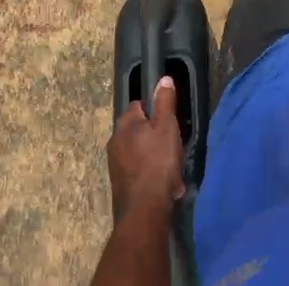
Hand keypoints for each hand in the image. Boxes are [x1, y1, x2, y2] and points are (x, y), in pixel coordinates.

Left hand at [108, 75, 183, 220]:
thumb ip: (165, 102)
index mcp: (125, 123)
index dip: (156, 112)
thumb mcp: (167, 127)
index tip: (169, 123)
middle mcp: (115, 140)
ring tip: (172, 172)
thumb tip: (163, 78)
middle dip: (157, 137)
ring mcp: (115, 163)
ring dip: (156, 158)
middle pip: (140, 130)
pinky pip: (138, 170)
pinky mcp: (119, 183)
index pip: (139, 105)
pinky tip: (165, 187)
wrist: (144, 211)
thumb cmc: (158, 163)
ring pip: (140, 152)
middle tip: (174, 148)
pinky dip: (151, 174)